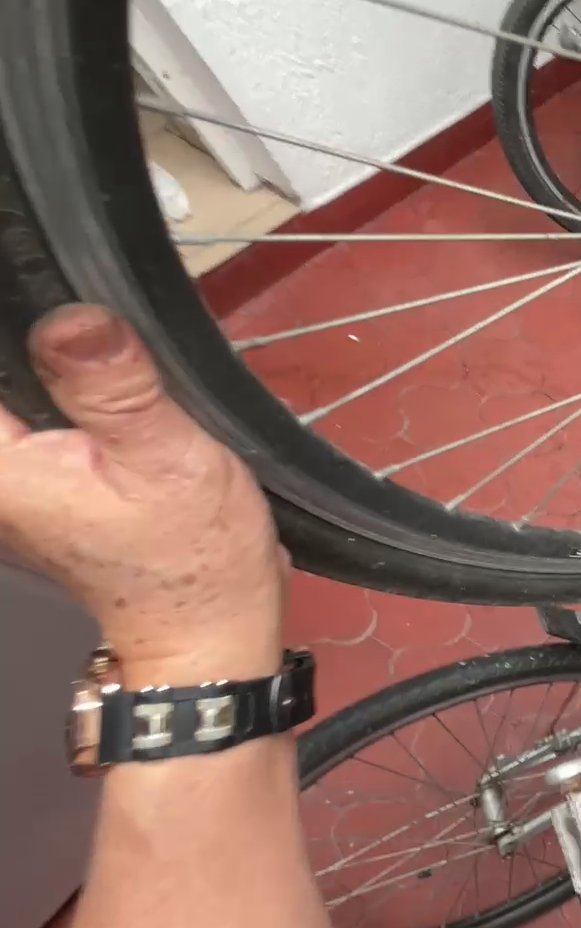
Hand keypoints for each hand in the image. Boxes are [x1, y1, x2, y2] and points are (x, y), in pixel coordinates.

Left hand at [0, 305, 284, 683]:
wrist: (213, 613)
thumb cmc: (193, 550)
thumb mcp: (169, 462)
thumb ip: (116, 390)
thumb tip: (76, 317)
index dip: (22, 314)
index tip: (77, 327)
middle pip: (7, 370)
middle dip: (49, 342)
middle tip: (118, 354)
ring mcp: (12, 464)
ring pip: (24, 383)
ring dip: (63, 366)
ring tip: (122, 366)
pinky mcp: (45, 466)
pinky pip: (41, 405)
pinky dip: (75, 385)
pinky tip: (118, 385)